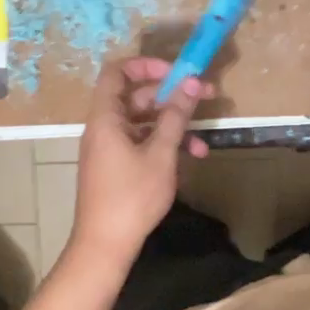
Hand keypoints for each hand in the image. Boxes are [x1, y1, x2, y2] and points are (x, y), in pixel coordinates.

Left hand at [68, 58, 212, 264]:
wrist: (105, 244)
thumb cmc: (132, 196)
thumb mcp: (160, 154)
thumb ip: (176, 117)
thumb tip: (191, 83)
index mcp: (106, 118)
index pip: (117, 72)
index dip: (146, 65)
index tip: (177, 73)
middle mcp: (103, 128)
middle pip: (136, 97)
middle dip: (171, 97)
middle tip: (206, 98)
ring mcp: (108, 149)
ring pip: (143, 124)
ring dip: (173, 127)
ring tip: (203, 143)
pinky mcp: (116, 168)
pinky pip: (140, 145)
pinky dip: (163, 147)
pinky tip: (190, 160)